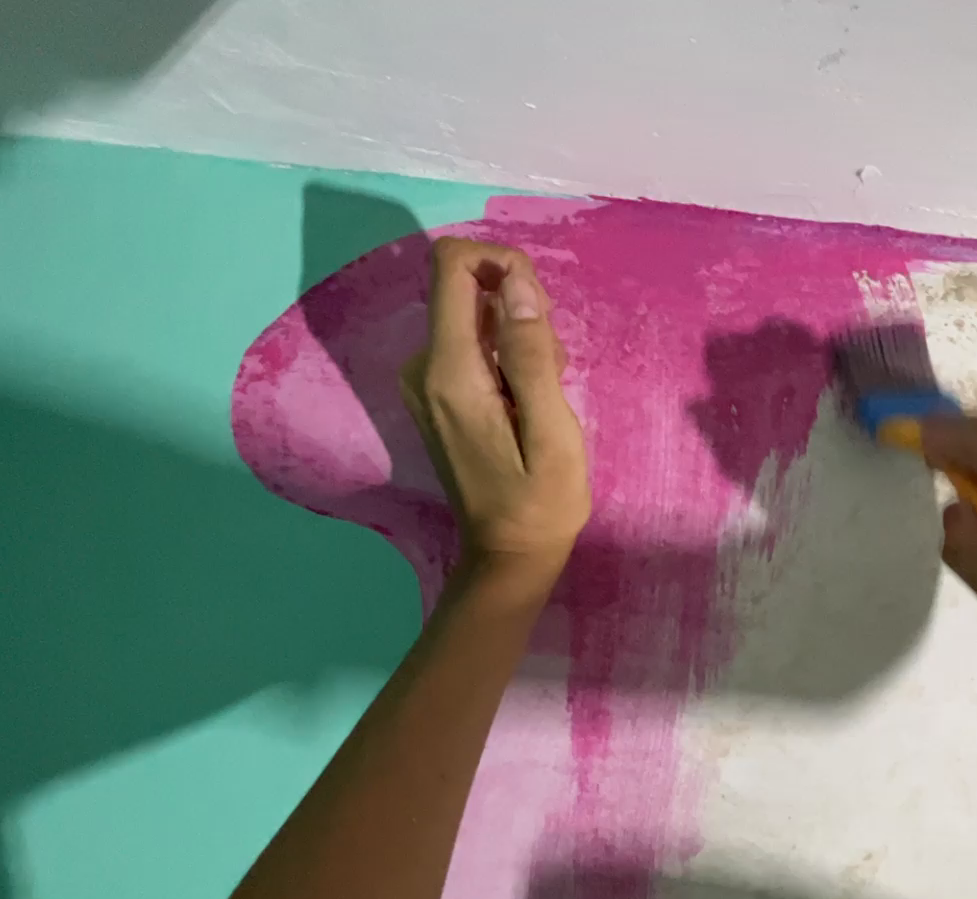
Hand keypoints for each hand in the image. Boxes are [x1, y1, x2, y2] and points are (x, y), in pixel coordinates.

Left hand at [399, 237, 590, 588]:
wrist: (507, 556)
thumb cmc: (541, 502)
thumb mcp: (552, 430)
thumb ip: (532, 354)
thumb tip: (516, 282)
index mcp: (449, 371)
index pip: (451, 267)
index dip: (500, 263)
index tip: (540, 306)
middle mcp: (423, 368)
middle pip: (467, 291)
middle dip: (519, 311)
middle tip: (553, 367)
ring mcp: (424, 383)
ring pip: (474, 319)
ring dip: (518, 339)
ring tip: (545, 394)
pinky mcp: (435, 396)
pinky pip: (470, 348)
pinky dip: (505, 358)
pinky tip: (528, 401)